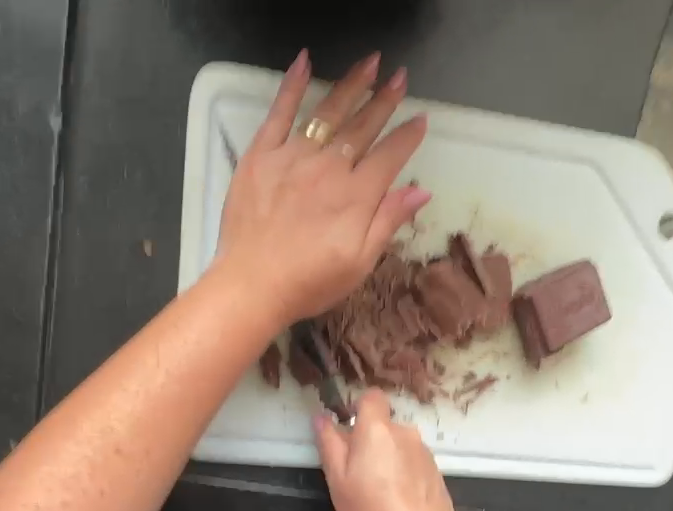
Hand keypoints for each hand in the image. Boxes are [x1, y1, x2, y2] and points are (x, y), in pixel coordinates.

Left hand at [212, 50, 431, 325]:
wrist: (251, 286)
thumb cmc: (309, 283)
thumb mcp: (359, 264)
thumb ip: (388, 222)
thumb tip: (421, 191)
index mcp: (357, 196)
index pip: (390, 156)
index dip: (408, 137)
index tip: (420, 120)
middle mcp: (329, 168)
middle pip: (362, 127)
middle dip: (384, 100)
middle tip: (400, 77)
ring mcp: (293, 158)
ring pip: (327, 113)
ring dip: (351, 85)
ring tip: (369, 63)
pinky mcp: (261, 156)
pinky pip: (279, 113)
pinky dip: (292, 86)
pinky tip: (305, 62)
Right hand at [314, 389, 469, 510]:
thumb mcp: (338, 480)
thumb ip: (329, 444)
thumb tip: (322, 417)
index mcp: (378, 429)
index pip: (371, 397)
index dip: (358, 409)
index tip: (348, 431)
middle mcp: (405, 432)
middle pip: (384, 425)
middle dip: (371, 442)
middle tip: (357, 475)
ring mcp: (424, 451)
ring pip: (398, 445)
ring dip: (388, 460)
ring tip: (379, 494)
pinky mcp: (436, 470)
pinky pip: (412, 462)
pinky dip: (403, 474)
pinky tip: (398, 501)